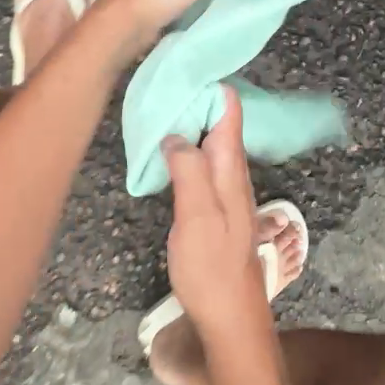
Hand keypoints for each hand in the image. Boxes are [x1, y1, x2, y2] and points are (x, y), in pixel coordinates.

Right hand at [162, 86, 271, 340]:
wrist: (230, 318)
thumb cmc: (212, 268)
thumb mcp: (195, 216)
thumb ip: (188, 169)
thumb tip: (174, 131)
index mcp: (229, 166)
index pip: (228, 107)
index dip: (208, 83)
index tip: (177, 66)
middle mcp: (231, 170)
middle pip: (216, 120)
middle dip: (191, 98)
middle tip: (155, 84)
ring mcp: (223, 188)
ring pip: (207, 140)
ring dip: (185, 123)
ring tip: (154, 109)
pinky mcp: (213, 205)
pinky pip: (199, 162)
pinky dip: (182, 148)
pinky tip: (162, 151)